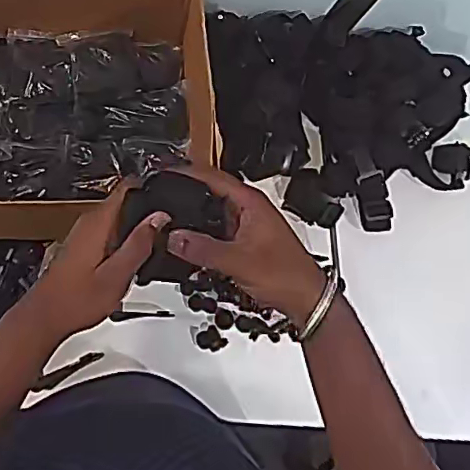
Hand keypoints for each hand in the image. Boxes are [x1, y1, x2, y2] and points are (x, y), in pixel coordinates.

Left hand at [8, 180, 168, 349]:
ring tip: (143, 255)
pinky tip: (124, 266)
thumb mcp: (117, 276)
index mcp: (98, 222)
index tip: (166, 200)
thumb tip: (158, 219)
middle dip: (145, 215)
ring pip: (118, 219)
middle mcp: (88, 222)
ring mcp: (83, 232)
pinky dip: (122, 243)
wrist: (44, 319)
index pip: (127, 187)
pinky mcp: (82, 244)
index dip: (150, 188)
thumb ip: (139, 244)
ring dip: (134, 232)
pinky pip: (110, 233)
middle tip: (159, 237)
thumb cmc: (73, 301)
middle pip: (126, 203)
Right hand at [163, 165, 328, 320]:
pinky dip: (204, 233)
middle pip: (212, 192)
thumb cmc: (287, 274)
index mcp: (251, 202)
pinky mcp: (247, 240)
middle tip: (164, 191)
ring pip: (215, 213)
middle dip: (187, 192)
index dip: (188, 171)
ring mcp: (249, 224)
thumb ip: (203, 249)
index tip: (167, 170)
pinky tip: (191, 244)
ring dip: (195, 216)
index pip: (214, 176)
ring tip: (171, 219)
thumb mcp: (238, 261)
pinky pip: (219, 230)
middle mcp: (251, 208)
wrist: (306, 298)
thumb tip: (176, 238)